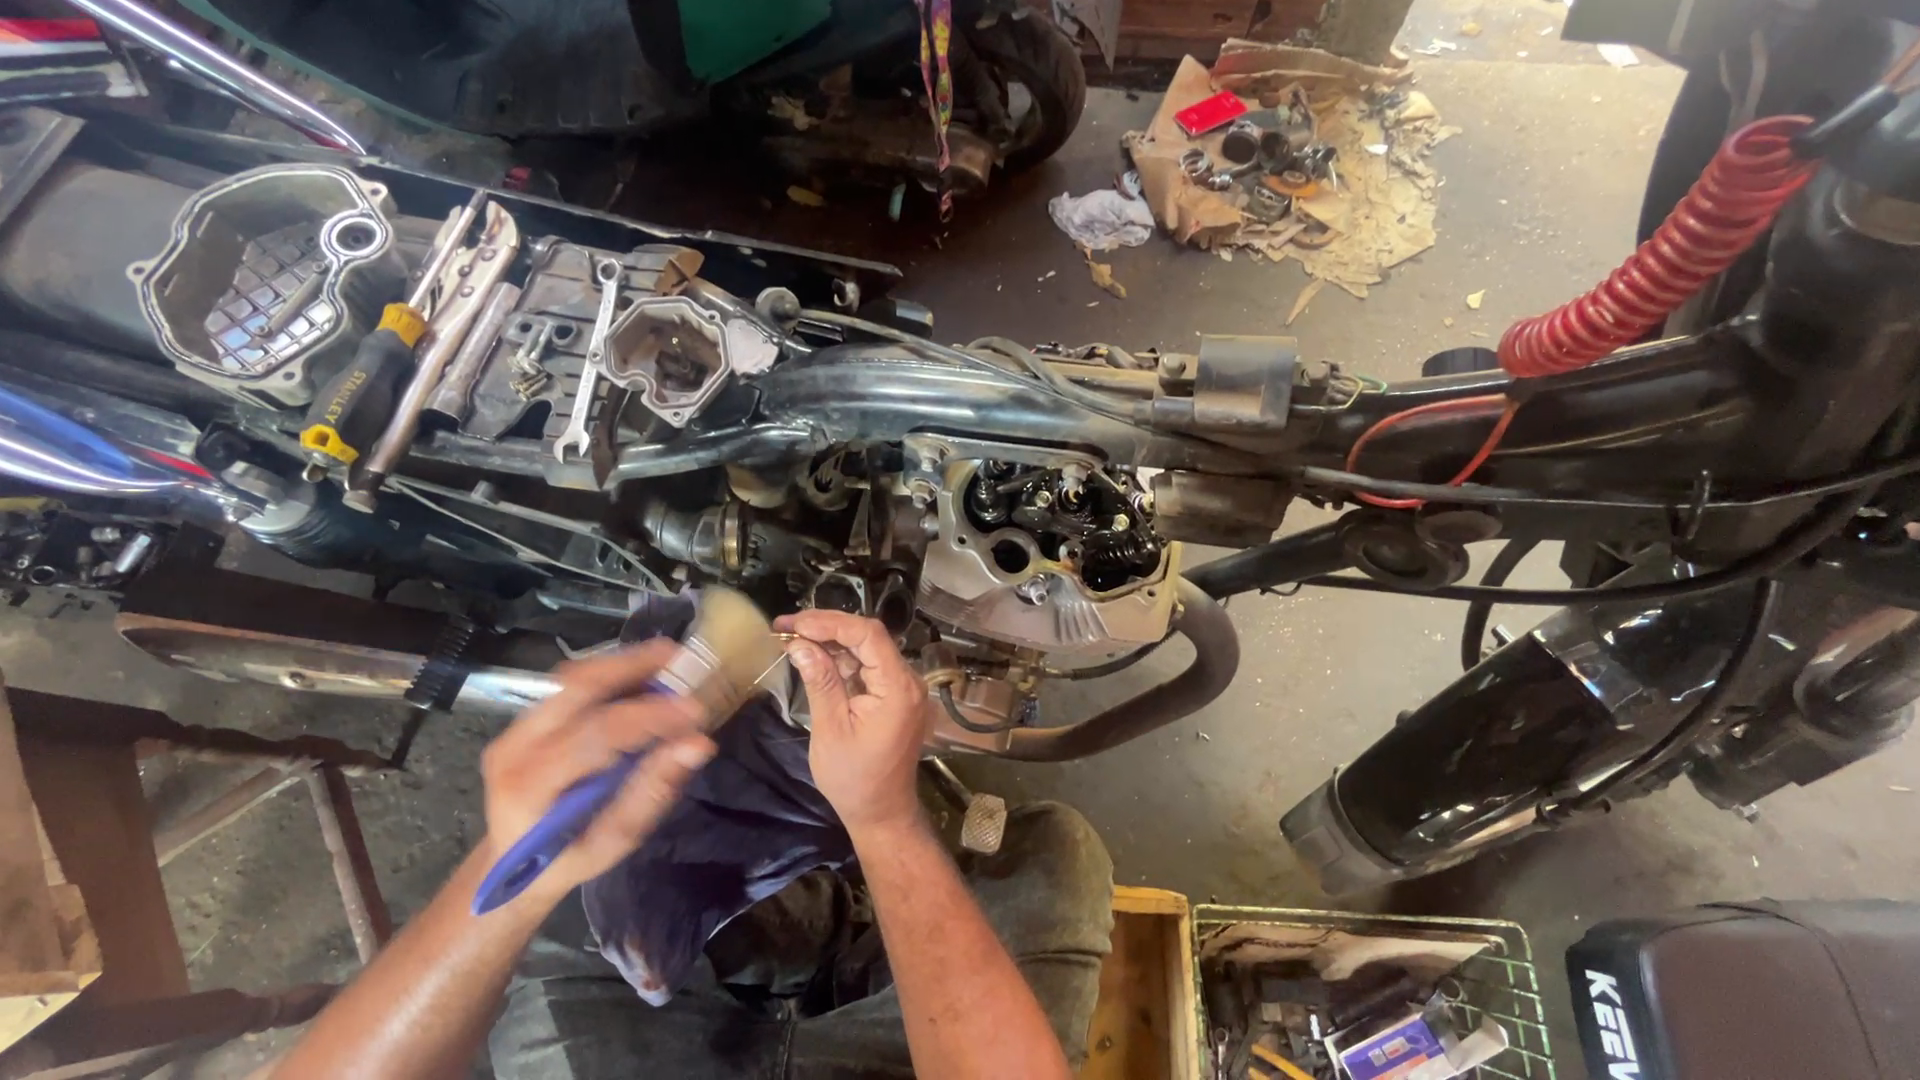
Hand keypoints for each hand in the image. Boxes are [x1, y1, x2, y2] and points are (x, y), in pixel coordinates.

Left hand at [478, 640, 713, 903]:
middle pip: (575, 688)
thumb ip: (652, 791)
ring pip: (571, 679)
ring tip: (666, 660)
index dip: (648, 716)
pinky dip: (609, 675)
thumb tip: (696, 745)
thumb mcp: (614, 840)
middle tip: (679, 658)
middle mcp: (514, 747)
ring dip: (621, 664)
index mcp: (530, 785)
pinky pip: (569, 686)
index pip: (594, 734)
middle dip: (632, 666)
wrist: (510, 867)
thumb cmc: (565, 860)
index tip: (694, 709)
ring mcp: (514, 730)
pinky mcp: (524, 721)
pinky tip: (640, 676)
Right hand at [777, 610, 930, 833]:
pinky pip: (868, 666)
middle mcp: (907, 680)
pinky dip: (841, 660)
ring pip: (866, 649)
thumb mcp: (830, 730)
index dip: (830, 623)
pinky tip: (814, 657)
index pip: (868, 635)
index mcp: (898, 688)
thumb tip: (800, 644)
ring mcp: (903, 687)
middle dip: (826, 628)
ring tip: (792, 639)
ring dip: (831, 642)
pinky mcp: (893, 695)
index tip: (795, 624)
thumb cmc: (855, 779)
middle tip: (786, 627)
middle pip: (868, 637)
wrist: (881, 812)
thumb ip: (820, 682)